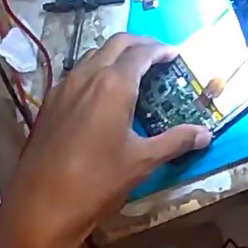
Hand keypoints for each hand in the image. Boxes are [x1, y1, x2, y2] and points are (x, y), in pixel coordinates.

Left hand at [0, 34, 211, 247]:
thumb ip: (175, 141)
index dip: (161, 49)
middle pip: (116, 44)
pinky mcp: (50, 101)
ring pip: (93, 55)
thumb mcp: (142, 161)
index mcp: (113, 84)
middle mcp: (87, 75)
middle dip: (139, 43)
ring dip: (115, 55)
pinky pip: (77, 73)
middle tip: (158, 54)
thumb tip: (205, 134)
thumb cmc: (98, 180)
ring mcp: (64, 86)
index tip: (175, 53)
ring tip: (134, 72)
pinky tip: (103, 94)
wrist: (42, 204)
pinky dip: (96, 71)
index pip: (141, 53)